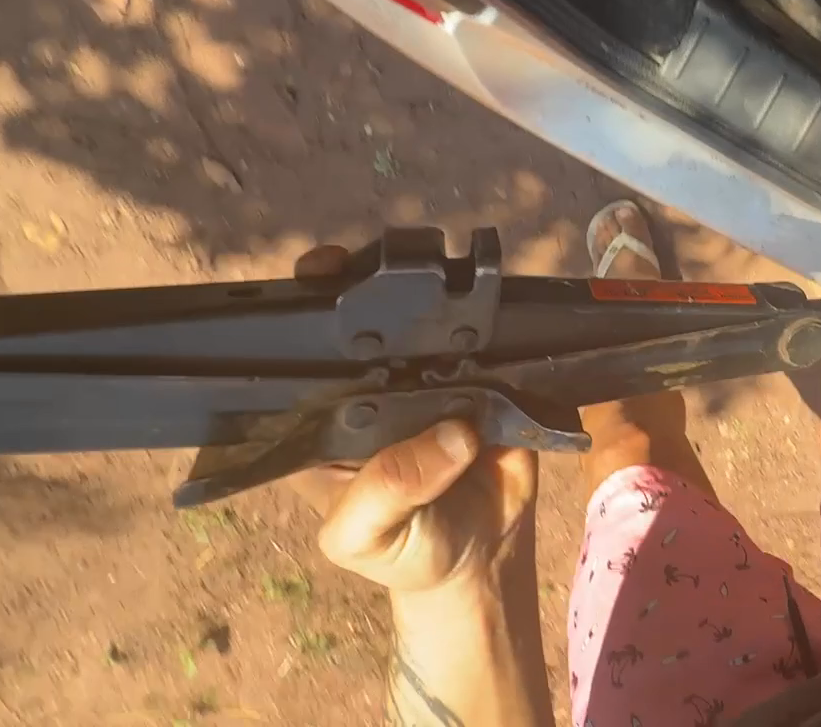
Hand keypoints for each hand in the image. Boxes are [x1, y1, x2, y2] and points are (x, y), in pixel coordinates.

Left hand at [287, 246, 537, 597]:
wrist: (489, 554)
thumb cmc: (408, 549)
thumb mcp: (369, 536)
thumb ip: (389, 490)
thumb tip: (458, 432)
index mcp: (333, 420)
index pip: (311, 359)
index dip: (309, 314)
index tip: (324, 272)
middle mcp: (385, 390)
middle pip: (382, 331)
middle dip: (392, 292)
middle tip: (410, 266)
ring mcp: (444, 383)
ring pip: (445, 335)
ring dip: (459, 309)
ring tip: (467, 283)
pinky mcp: (498, 386)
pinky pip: (503, 354)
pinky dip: (511, 336)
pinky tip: (512, 314)